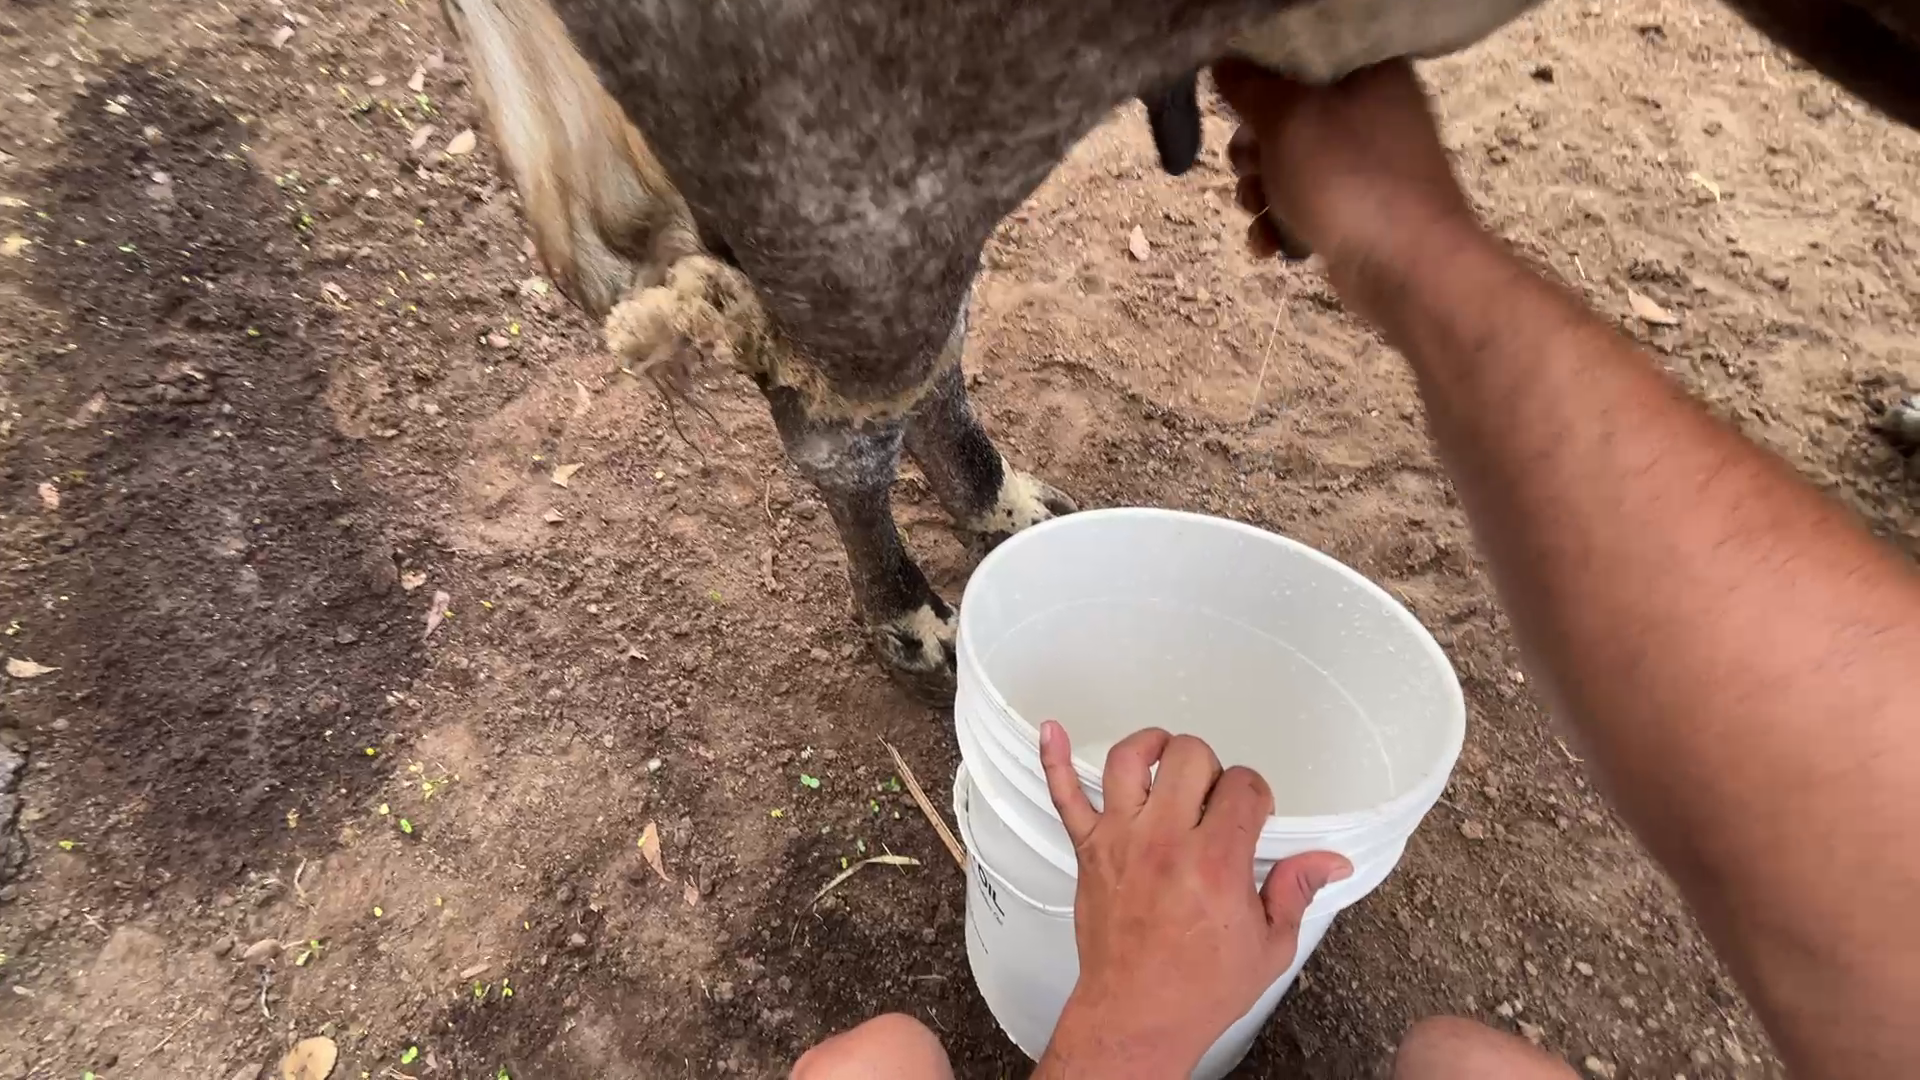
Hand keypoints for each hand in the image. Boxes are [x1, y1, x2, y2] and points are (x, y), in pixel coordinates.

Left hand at [1032, 722, 1351, 1075]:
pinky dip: (1055, 760)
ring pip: (1128, 760)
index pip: (1242, 786)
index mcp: (1215, 862)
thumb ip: (1295, 891)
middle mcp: (1165, 840)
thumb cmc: (1197, 986)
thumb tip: (1328, 862)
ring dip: (1149, 746)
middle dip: (1208, 765)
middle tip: (1210, 794)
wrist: (1137, 1014)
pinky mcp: (1087, 847)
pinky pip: (1064, 794)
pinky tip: (1053, 731)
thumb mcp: (1267, 946)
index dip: (1254, 791)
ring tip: (1163, 755)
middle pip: (1188, 756)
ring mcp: (1120, 838)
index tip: (1252, 808)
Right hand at [1211, 59, 1474, 287]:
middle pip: (1284, 124)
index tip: (1239, 118)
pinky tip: (1272, 247)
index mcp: (1366, 72)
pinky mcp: (1354, 212)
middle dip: (1253, 157)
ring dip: (1260, 197)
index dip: (1258, 92)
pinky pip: (1301, 210)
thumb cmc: (1345, 178)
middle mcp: (1370, 112)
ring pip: (1286, 173)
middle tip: (1248, 171)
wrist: (1402, 263)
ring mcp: (1364, 166)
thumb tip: (1223, 62)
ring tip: (1259, 215)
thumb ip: (1250, 89)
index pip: (1297, 65)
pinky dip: (1280, 228)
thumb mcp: (1287, 120)